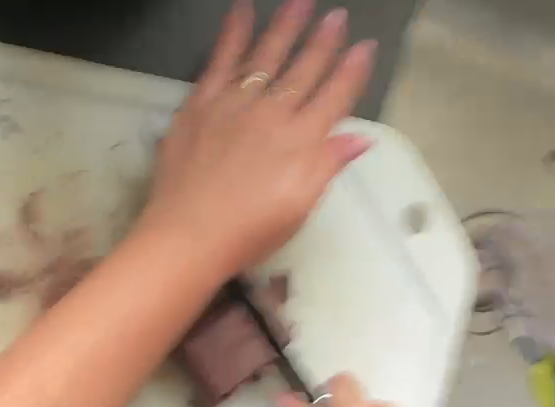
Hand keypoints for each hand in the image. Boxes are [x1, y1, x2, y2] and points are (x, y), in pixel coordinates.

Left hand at [135, 0, 376, 275]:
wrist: (189, 235)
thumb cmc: (247, 234)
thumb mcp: (298, 210)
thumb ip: (328, 167)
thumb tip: (361, 138)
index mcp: (302, 142)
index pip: (335, 97)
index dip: (353, 72)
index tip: (365, 48)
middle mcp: (274, 113)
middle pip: (305, 70)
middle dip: (324, 41)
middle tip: (338, 16)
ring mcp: (237, 105)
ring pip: (268, 55)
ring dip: (287, 27)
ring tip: (301, 2)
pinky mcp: (202, 104)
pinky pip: (221, 59)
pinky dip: (233, 33)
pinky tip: (242, 10)